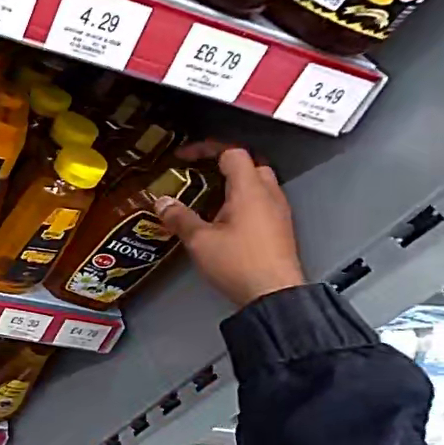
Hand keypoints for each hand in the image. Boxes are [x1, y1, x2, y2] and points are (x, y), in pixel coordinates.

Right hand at [154, 145, 304, 307]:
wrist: (274, 295)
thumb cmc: (240, 264)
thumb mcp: (199, 240)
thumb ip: (179, 217)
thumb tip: (163, 203)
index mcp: (249, 190)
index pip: (231, 152)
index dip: (206, 149)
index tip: (186, 157)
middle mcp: (268, 195)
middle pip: (248, 164)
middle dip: (222, 165)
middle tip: (200, 174)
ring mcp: (278, 212)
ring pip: (257, 184)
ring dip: (234, 185)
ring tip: (208, 199)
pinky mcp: (280, 229)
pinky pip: (262, 204)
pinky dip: (243, 203)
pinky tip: (224, 221)